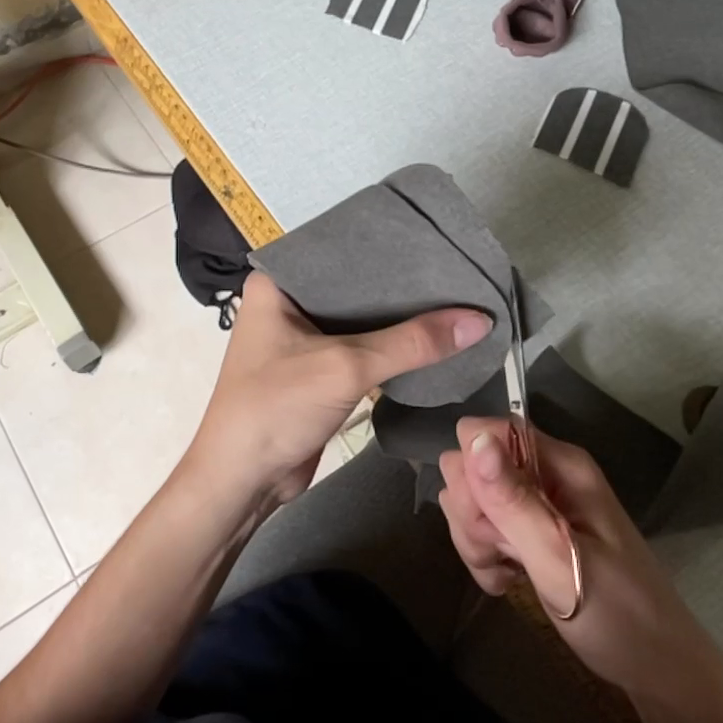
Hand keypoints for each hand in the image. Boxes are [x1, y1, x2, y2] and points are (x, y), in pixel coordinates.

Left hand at [191, 272, 491, 504]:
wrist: (243, 480)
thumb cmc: (277, 407)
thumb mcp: (346, 367)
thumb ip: (412, 342)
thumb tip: (480, 319)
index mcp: (276, 283)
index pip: (340, 251)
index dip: (388, 248)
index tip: (438, 242)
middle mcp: (285, 303)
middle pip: (353, 288)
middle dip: (401, 288)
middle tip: (457, 273)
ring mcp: (299, 339)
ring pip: (359, 321)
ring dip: (400, 322)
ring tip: (457, 302)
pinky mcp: (314, 371)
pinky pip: (359, 349)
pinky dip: (390, 349)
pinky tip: (431, 341)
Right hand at [437, 418, 722, 702]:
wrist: (657, 667)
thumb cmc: (618, 615)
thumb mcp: (559, 561)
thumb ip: (513, 501)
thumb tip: (475, 440)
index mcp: (560, 465)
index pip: (482, 434)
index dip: (473, 473)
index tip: (491, 521)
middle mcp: (545, 473)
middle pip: (469, 466)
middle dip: (471, 512)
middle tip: (503, 552)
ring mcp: (536, 502)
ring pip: (469, 498)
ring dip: (474, 539)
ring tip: (509, 572)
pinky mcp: (527, 530)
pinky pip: (479, 526)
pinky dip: (483, 555)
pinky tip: (507, 580)